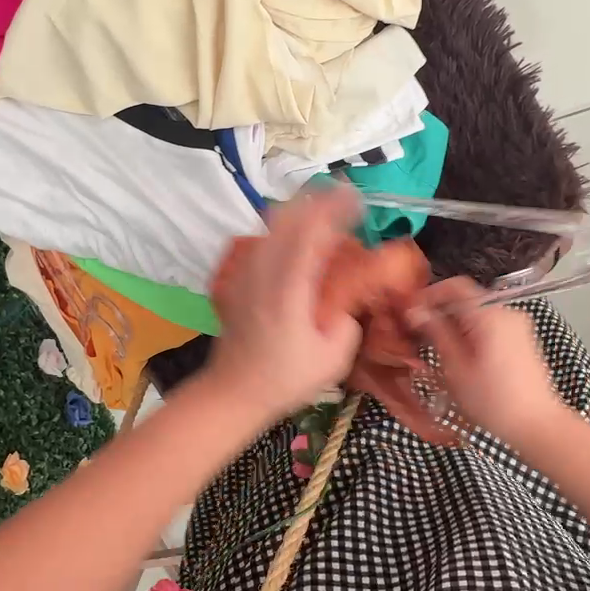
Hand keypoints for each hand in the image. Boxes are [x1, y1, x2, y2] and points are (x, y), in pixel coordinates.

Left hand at [201, 188, 363, 420]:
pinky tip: (294, 237)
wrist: (233, 392)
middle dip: (315, 201)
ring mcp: (245, 274)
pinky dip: (280, 230)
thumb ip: (346, 322)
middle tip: (342, 198)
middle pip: (286, 218)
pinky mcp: (236, 281)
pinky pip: (260, 242)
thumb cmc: (285, 379)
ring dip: (298, 212)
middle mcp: (263, 272)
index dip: (333, 209)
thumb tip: (347, 302)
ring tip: (322, 212)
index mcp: (289, 288)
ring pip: (270, 226)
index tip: (356, 199)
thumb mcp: (334, 358)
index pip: (310, 233)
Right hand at [406, 277, 563, 442]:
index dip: (430, 294)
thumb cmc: (493, 400)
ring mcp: (518, 326)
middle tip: (419, 335)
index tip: (411, 312)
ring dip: (456, 326)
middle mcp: (507, 312)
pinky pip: (490, 327)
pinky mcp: (523, 340)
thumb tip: (416, 310)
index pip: (455, 286)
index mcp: (490, 315)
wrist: (538, 426)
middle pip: (466, 300)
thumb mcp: (456, 368)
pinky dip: (473, 334)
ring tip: (438, 350)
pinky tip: (462, 359)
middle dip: (441, 313)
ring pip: (478, 315)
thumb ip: (436, 333)